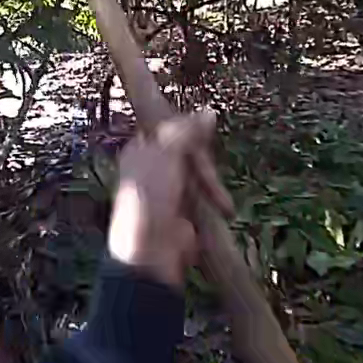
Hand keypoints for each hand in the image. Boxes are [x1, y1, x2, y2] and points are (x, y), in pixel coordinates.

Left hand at [106, 111, 232, 288]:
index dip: (188, 130)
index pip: (168, 129)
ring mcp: (169, 191)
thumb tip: (209, 111)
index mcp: (140, 151)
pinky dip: (213, 203)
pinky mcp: (184, 211)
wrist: (151, 250)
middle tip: (208, 177)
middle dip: (203, 165)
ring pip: (198, 176)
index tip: (207, 133)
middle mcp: (153, 168)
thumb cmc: (150, 197)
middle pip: (188, 153)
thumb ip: (186, 131)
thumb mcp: (167, 154)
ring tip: (220, 204)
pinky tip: (222, 210)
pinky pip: (204, 199)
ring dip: (211, 188)